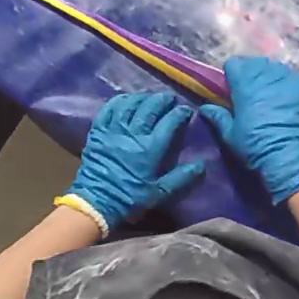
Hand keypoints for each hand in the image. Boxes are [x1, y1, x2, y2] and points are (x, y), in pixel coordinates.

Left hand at [61, 92, 206, 231]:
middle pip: (150, 108)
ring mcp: (113, 130)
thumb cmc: (130, 198)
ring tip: (150, 97)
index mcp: (150, 149)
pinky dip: (118, 101)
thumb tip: (201, 165)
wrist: (97, 201)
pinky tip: (126, 99)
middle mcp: (133, 134)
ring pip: (130, 105)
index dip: (179, 113)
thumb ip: (181, 178)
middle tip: (169, 98)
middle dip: (162, 100)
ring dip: (142, 98)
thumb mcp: (160, 193)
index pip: (169, 123)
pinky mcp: (98, 131)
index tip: (186, 110)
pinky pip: (108, 109)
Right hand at [201, 57, 298, 204]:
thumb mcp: (230, 134)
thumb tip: (204, 108)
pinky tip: (288, 99)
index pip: (234, 63)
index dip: (231, 75)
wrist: (291, 155)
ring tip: (270, 95)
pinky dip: (288, 84)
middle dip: (251, 74)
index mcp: (245, 84)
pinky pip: (294, 77)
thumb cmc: (255, 145)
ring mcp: (289, 78)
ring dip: (270, 77)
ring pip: (275, 68)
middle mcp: (266, 75)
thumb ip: (217, 116)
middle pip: (255, 63)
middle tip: (250, 93)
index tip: (231, 89)